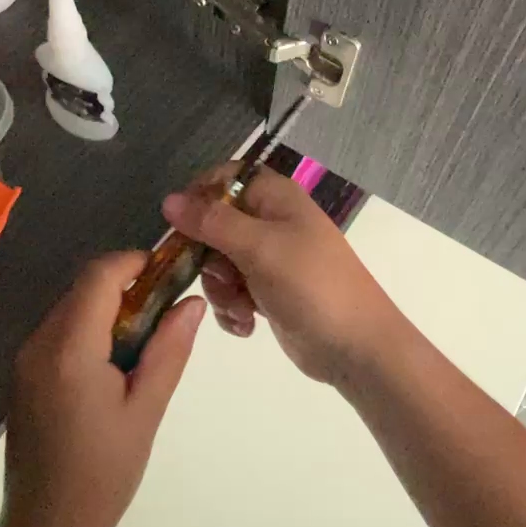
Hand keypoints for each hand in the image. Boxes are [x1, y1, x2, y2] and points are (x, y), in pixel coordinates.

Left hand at [0, 252, 204, 526]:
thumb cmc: (103, 472)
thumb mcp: (145, 412)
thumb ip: (169, 350)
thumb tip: (192, 302)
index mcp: (69, 349)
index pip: (99, 275)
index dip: (134, 262)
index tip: (167, 275)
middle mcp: (39, 343)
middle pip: (83, 288)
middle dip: (124, 286)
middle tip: (162, 311)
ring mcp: (24, 358)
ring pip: (70, 306)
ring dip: (105, 307)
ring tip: (140, 342)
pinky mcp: (21, 374)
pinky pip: (57, 330)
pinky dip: (86, 329)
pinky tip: (109, 364)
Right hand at [163, 165, 407, 386]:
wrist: (357, 347)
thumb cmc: (311, 284)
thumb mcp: (259, 247)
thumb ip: (211, 222)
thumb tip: (169, 200)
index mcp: (275, 197)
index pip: (224, 179)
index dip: (200, 197)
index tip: (183, 227)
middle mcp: (270, 222)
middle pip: (214, 224)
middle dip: (209, 257)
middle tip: (222, 276)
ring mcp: (269, 259)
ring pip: (219, 262)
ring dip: (221, 289)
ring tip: (241, 309)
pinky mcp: (267, 292)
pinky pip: (232, 290)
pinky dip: (233, 308)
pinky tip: (246, 325)